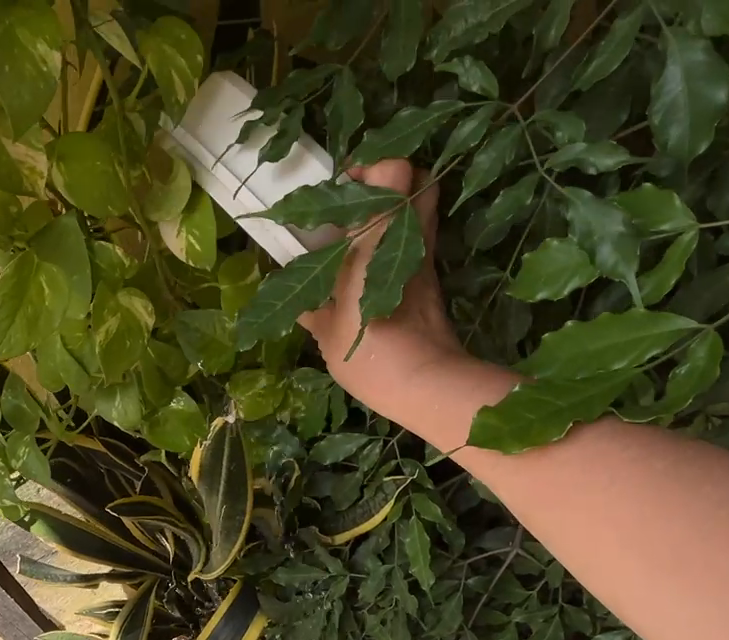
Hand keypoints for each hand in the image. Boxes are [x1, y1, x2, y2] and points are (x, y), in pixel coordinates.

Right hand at [298, 159, 463, 392]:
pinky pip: (416, 243)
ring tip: (359, 232)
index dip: (370, 166)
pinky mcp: (432, 281)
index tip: (342, 185)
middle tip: (355, 201)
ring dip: (395, 208)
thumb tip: (297, 303)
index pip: (394, 171)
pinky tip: (370, 265)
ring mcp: (424, 259)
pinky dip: (397, 241)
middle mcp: (408, 239)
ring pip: (422, 209)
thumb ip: (311, 308)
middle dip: (389, 179)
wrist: (426, 384)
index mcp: (377, 240)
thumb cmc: (371, 354)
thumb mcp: (327, 333)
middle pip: (419, 178)